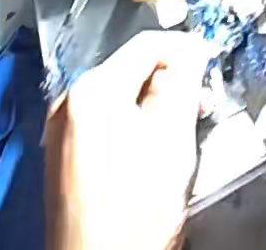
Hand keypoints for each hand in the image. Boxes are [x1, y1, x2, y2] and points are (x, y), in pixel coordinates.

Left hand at [45, 31, 209, 249]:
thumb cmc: (132, 220)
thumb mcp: (172, 143)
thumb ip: (182, 88)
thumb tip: (190, 54)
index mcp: (93, 89)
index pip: (143, 45)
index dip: (180, 46)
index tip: (203, 52)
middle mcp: (69, 100)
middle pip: (127, 69)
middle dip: (166, 78)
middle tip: (199, 95)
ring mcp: (62, 127)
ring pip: (115, 95)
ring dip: (149, 101)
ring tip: (179, 124)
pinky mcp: (62, 153)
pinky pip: (101, 120)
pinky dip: (128, 122)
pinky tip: (150, 147)